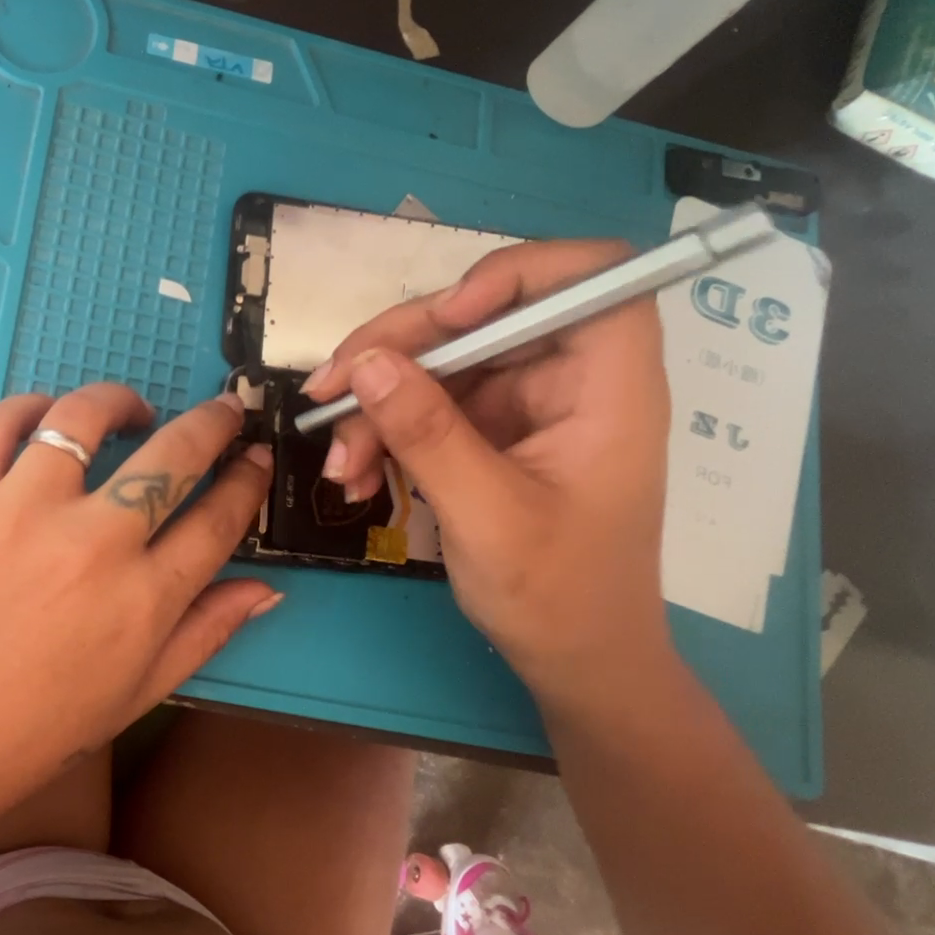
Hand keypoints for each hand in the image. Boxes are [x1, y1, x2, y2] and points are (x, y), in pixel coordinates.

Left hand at [0, 384, 274, 815]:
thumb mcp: (134, 696)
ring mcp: (20, 509)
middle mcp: (92, 542)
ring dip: (119, 402)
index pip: (218, 520)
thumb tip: (266, 590)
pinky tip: (47, 417)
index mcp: (142, 601)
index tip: (256, 459)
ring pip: (84, 417)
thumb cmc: (31, 731)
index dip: (248, 482)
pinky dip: (31, 406)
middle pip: (172, 455)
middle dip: (214, 424)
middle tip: (224, 412)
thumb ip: (203, 635)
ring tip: (130, 413)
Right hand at [299, 240, 669, 686]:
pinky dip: (379, 434)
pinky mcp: (482, 432)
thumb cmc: (557, 593)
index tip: (445, 319)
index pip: (588, 279)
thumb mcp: (487, 514)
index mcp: (606, 388)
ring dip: (372, 405)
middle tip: (327, 388)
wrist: (569, 658)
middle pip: (480, 318)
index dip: (516, 277)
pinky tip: (352, 477)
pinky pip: (420, 407)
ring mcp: (519, 406)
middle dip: (397, 349)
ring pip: (435, 364)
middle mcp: (564, 382)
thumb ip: (428, 434)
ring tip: (338, 463)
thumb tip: (367, 364)